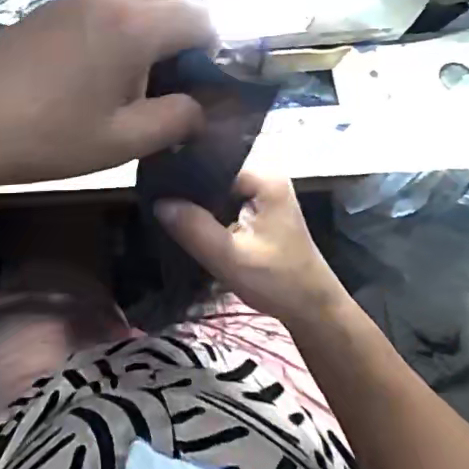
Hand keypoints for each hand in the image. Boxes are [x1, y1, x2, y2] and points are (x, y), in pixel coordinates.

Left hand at [0, 0, 216, 212]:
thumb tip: (202, 106)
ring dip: (159, 21)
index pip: (204, 16)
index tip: (219, 79)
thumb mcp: (122, 140)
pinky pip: (110, 1)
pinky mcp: (55, 4)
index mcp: (137, 24)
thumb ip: (177, 118)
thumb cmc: (45, 136)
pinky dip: (128, 21)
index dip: (222, 45)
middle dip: (193, 24)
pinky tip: (109, 65)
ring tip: (149, 72)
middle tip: (188, 72)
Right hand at [154, 171, 349, 326]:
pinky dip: (209, 209)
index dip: (184, 172)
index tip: (155, 184)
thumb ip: (195, 228)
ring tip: (165, 205)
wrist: (312, 308)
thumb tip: (159, 202)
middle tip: (156, 198)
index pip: (213, 160)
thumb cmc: (278, 281)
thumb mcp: (230, 258)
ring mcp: (263, 191)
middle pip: (215, 171)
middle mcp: (264, 175)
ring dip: (197, 199)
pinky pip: (225, 199)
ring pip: (218, 187)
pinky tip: (188, 218)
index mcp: (263, 177)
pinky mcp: (259, 207)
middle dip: (188, 186)